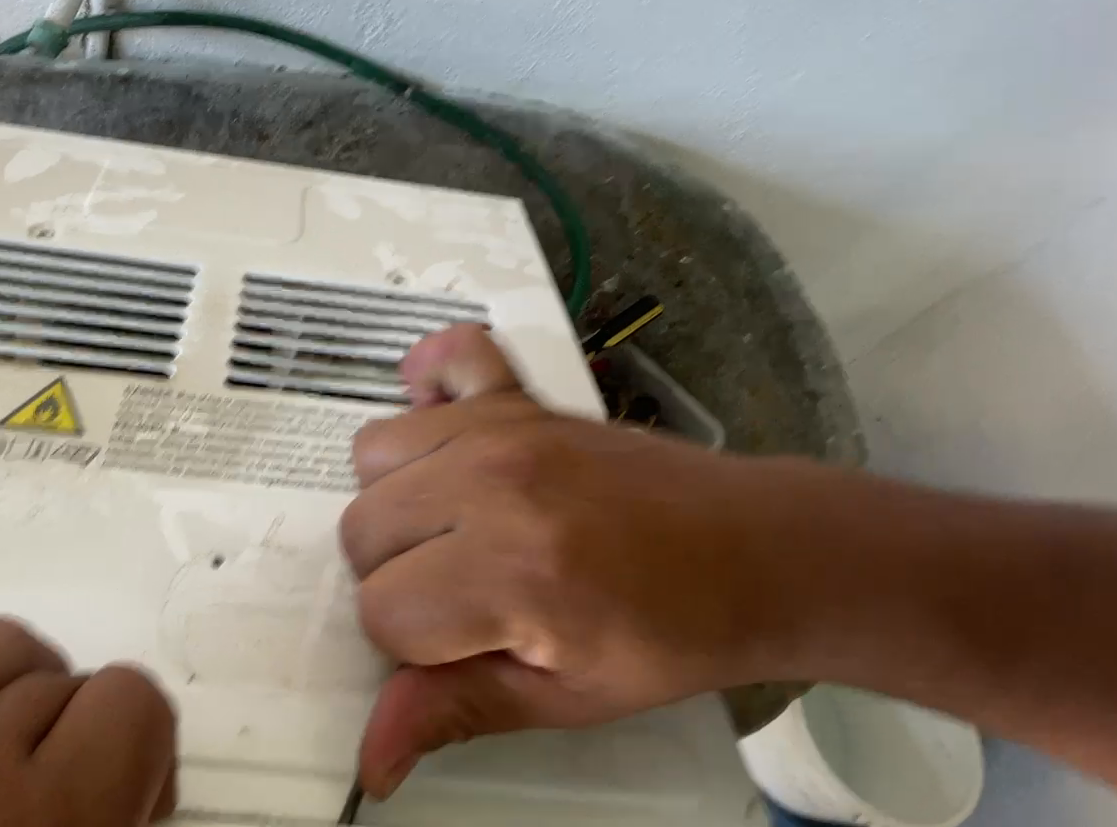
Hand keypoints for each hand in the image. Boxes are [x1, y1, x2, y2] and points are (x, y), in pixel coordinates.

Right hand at [340, 325, 826, 796]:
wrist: (755, 551)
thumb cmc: (669, 636)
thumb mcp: (566, 697)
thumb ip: (456, 712)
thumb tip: (370, 762)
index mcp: (511, 573)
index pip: (382, 611)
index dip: (414, 646)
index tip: (466, 644)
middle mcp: (492, 484)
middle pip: (362, 528)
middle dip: (396, 575)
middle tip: (462, 592)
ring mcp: (505, 426)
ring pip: (374, 452)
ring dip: (398, 497)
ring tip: (454, 524)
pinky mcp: (522, 395)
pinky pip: (447, 354)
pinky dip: (430, 382)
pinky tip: (448, 426)